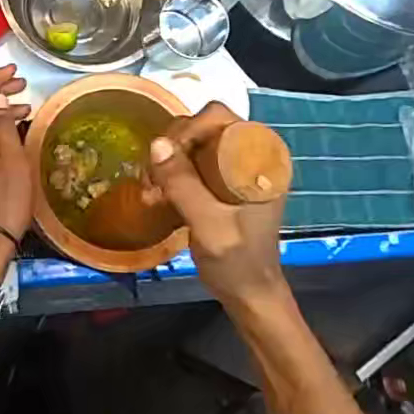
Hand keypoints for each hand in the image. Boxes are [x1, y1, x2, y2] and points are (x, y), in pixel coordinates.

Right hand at [143, 102, 287, 309]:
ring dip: (166, 164)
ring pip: (190, 145)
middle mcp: (250, 157)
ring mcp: (234, 171)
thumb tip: (156, 144)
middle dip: (172, 148)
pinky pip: (188, 164)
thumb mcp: (209, 225)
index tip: (165, 157)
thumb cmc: (237, 262)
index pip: (221, 118)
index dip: (188, 129)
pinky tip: (156, 198)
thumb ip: (184, 184)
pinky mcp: (220, 184)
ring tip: (151, 192)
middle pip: (202, 128)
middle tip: (153, 178)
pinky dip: (169, 176)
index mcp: (261, 160)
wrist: (249, 295)